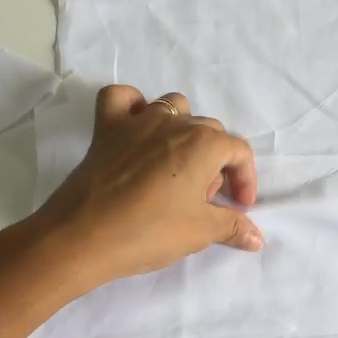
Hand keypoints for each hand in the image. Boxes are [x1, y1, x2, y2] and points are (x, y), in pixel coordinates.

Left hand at [23, 86, 262, 293]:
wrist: (80, 237)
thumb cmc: (148, 231)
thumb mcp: (200, 232)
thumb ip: (233, 227)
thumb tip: (257, 238)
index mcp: (204, 143)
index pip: (239, 152)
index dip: (245, 180)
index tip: (239, 207)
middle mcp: (175, 123)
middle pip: (210, 131)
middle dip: (216, 163)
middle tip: (204, 199)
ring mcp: (138, 121)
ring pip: (173, 107)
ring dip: (184, 131)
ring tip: (177, 167)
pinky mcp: (106, 128)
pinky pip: (122, 99)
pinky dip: (133, 106)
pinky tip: (138, 129)